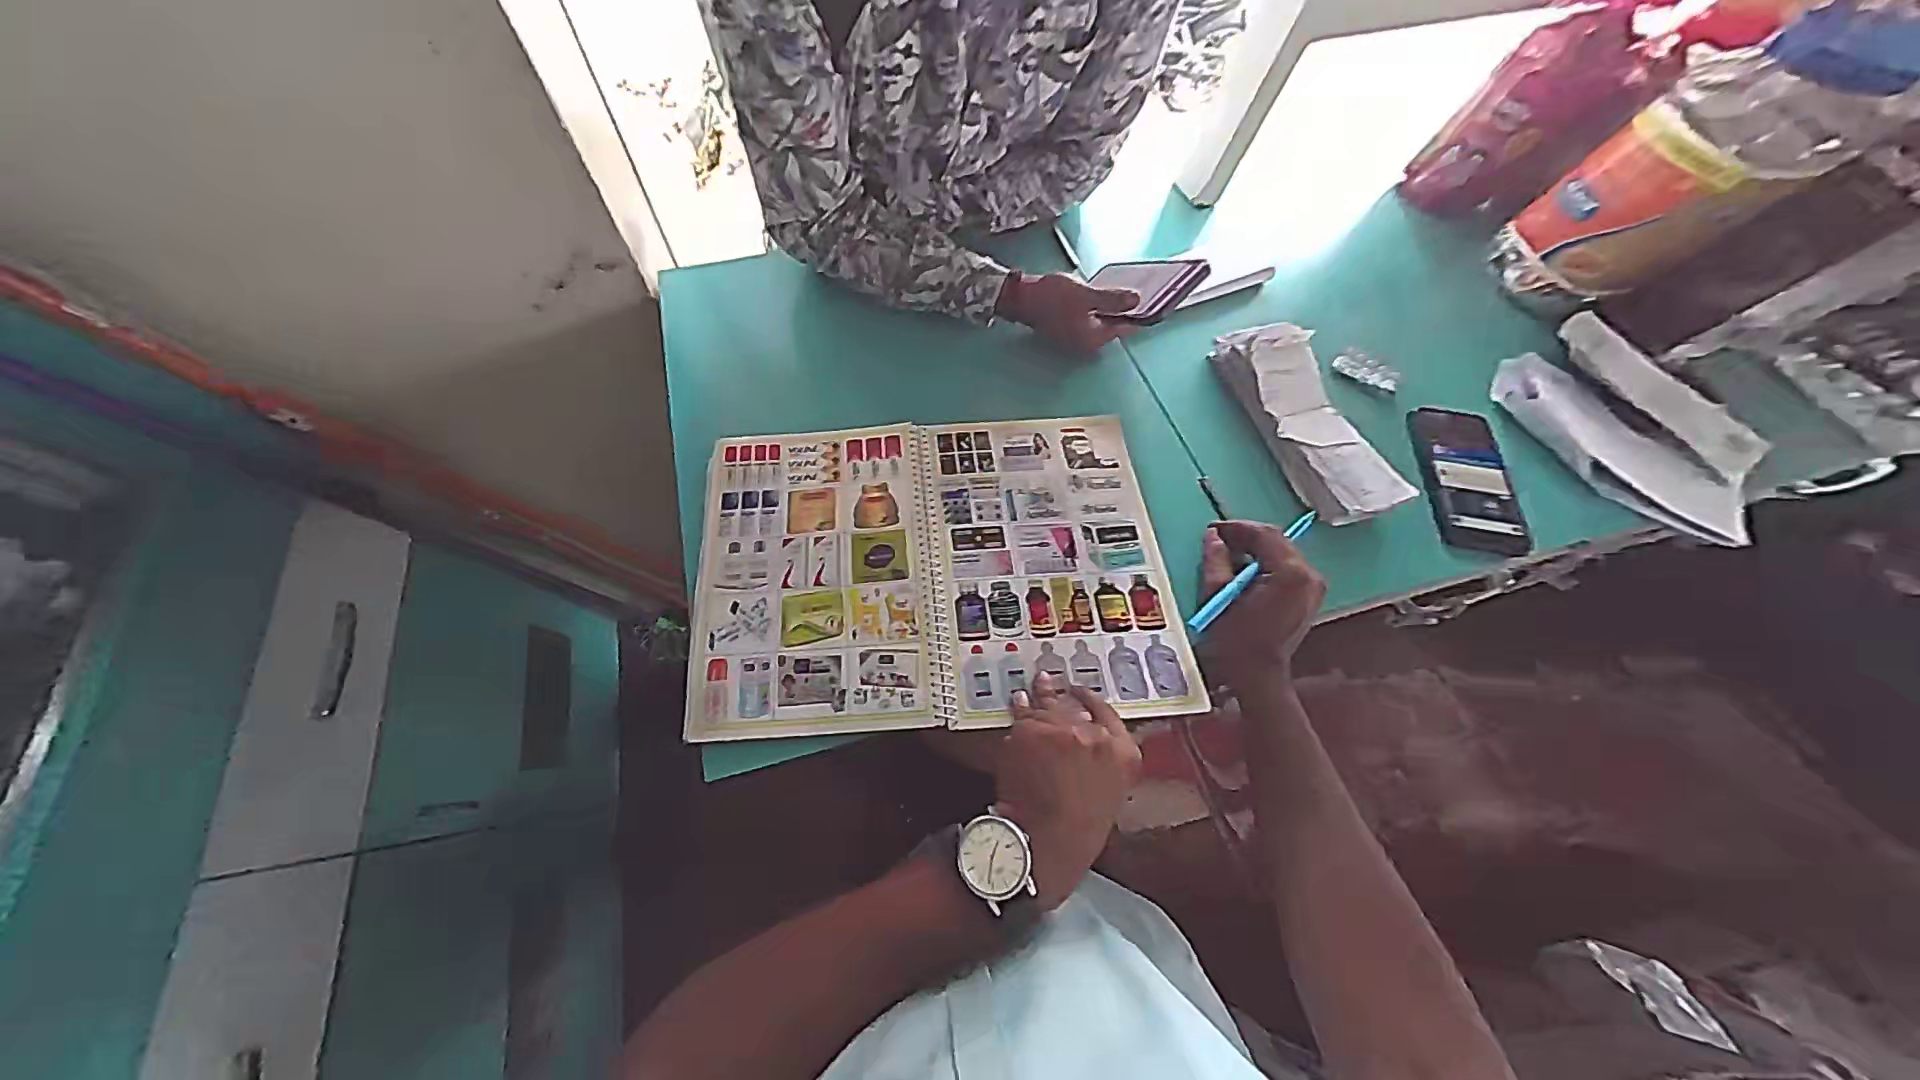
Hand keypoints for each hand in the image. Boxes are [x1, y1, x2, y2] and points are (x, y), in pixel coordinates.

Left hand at [994, 674, 1140, 908]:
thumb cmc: (1079, 828)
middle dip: (1061, 697)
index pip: (1108, 713)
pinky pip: (1023, 718)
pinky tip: (1018, 703)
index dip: (1091, 700)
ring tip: (1034, 686)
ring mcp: (1062, 730)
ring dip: (1039, 696)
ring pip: (1047, 707)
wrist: (1048, 842)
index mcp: (1124, 753)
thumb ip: (1101, 759)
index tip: (1081, 692)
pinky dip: (1019, 712)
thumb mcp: (1107, 791)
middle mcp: (1096, 735)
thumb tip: (1083, 738)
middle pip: (1074, 707)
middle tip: (1049, 682)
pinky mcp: (1031, 731)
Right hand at [996, 272, 1138, 352]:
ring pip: (1101, 326)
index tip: (1150, 302)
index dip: (1138, 315)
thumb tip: (1137, 302)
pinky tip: (1096, 299)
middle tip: (1134, 293)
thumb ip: (1113, 300)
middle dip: (1123, 313)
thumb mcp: (1087, 295)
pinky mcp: (1067, 333)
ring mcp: (1076, 341)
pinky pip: (1089, 324)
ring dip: (1109, 312)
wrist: (1021, 299)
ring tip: (1116, 294)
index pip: (1125, 329)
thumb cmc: (1053, 297)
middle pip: (1113, 329)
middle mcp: (1087, 345)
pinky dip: (1095, 313)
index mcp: (1095, 339)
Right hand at [1199, 520, 1326, 686]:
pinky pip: (1286, 568)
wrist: (1258, 675)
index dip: (1237, 528)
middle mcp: (1309, 575)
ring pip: (1282, 553)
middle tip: (1218, 539)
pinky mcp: (1309, 596)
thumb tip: (1214, 537)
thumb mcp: (1219, 596)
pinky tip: (1244, 571)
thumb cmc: (1236, 640)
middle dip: (1246, 537)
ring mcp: (1313, 587)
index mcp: (1289, 574)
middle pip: (1277, 541)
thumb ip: (1216, 561)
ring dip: (1255, 549)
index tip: (1213, 529)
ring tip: (1227, 554)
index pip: (1265, 535)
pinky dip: (1265, 563)